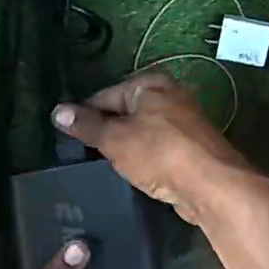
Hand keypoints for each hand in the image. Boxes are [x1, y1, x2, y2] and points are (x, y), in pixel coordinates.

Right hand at [52, 72, 256, 223]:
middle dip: (107, 133)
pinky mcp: (191, 148)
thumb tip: (57, 111)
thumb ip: (86, 125)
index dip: (85, 117)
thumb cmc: (159, 152)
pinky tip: (136, 176)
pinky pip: (157, 149)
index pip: (104, 96)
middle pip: (124, 113)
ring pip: (141, 133)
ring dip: (126, 149)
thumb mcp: (114, 138)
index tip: (72, 140)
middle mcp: (169, 95)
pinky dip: (145, 160)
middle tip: (88, 157)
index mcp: (150, 83)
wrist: (211, 185)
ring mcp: (183, 122)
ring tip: (110, 168)